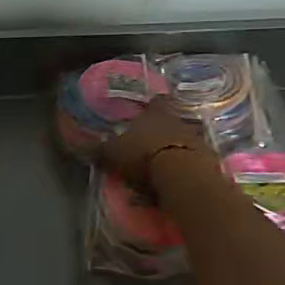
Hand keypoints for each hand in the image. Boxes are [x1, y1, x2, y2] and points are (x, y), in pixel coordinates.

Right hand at [98, 97, 213, 188]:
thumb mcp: (114, 154)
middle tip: (152, 142)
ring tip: (163, 166)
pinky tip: (176, 183)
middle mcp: (179, 121)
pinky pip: (193, 162)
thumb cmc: (145, 157)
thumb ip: (98, 150)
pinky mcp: (208, 162)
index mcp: (156, 113)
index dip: (153, 104)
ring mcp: (197, 141)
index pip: (157, 101)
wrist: (184, 177)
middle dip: (164, 130)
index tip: (149, 108)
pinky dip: (185, 169)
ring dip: (176, 150)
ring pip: (185, 141)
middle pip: (173, 120)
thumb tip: (76, 144)